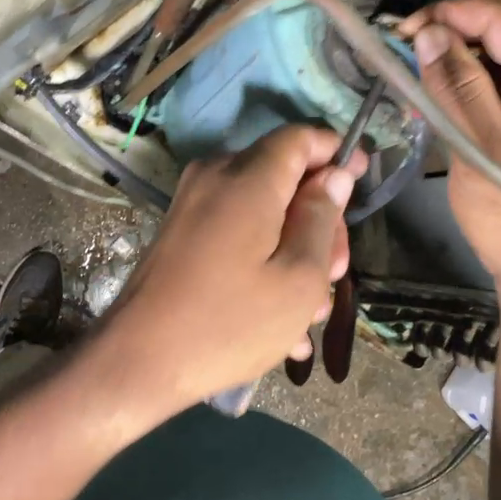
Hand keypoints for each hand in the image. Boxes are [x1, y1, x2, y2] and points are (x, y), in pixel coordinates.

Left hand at [96, 125, 366, 408]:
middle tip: (336, 275)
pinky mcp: (181, 233)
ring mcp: (192, 205)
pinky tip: (281, 322)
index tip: (363, 181)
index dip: (336, 152)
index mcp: (247, 178)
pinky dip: (264, 262)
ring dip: (295, 250)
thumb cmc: (229, 323)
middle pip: (283, 175)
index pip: (300, 137)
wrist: (138, 361)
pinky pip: (236, 232)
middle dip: (319, 220)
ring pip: (262, 209)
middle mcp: (215, 177)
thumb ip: (321, 220)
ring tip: (308, 314)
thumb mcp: (299, 278)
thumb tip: (334, 176)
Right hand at [396, 0, 500, 306]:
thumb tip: (429, 33)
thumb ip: (459, 89)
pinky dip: (475, 71)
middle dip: (463, 15)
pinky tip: (443, 94)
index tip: (403, 31)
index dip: (453, 12)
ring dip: (466, 42)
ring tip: (422, 71)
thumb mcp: (483, 155)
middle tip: (415, 44)